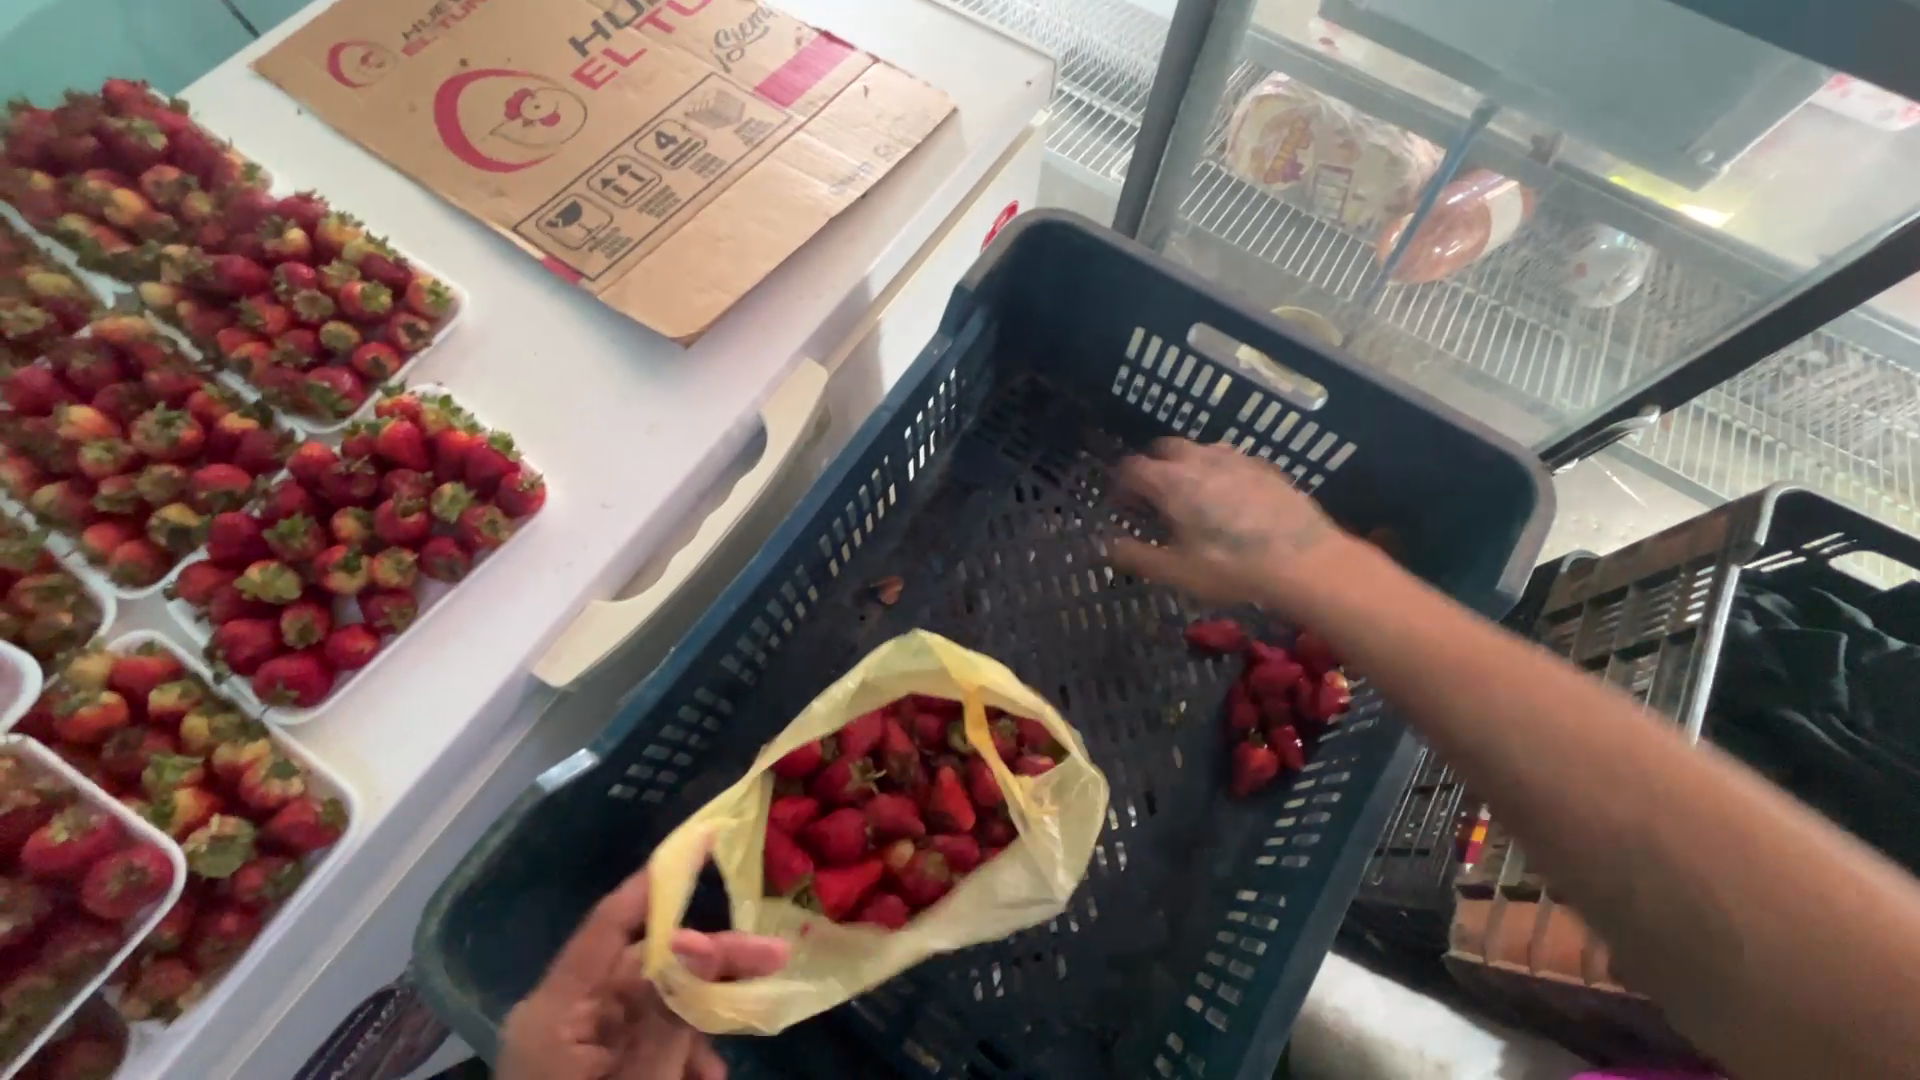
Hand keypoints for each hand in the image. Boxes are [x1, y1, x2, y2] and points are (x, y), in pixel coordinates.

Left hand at [498, 866, 789, 1079]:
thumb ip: (669, 1015)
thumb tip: (701, 942)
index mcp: (557, 1009)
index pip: (611, 921)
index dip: (658, 878)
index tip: (704, 841)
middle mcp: (565, 1013)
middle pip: (649, 963)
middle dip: (711, 965)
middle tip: (774, 957)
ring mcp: (577, 1042)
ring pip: (654, 1001)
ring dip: (700, 1020)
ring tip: (728, 1058)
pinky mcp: (590, 1066)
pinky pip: (645, 1037)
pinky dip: (679, 1050)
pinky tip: (706, 1074)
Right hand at [1110, 437, 1342, 610]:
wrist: (1305, 562)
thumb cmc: (1231, 568)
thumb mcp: (1175, 571)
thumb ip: (1136, 556)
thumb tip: (1107, 545)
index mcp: (1171, 482)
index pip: (1131, 468)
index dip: (1120, 483)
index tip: (1120, 502)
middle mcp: (1199, 460)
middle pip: (1164, 448)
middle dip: (1151, 466)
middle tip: (1151, 496)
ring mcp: (1236, 459)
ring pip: (1199, 450)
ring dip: (1185, 466)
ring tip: (1189, 495)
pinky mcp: (1265, 467)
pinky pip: (1230, 460)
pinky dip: (1217, 472)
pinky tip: (1228, 498)